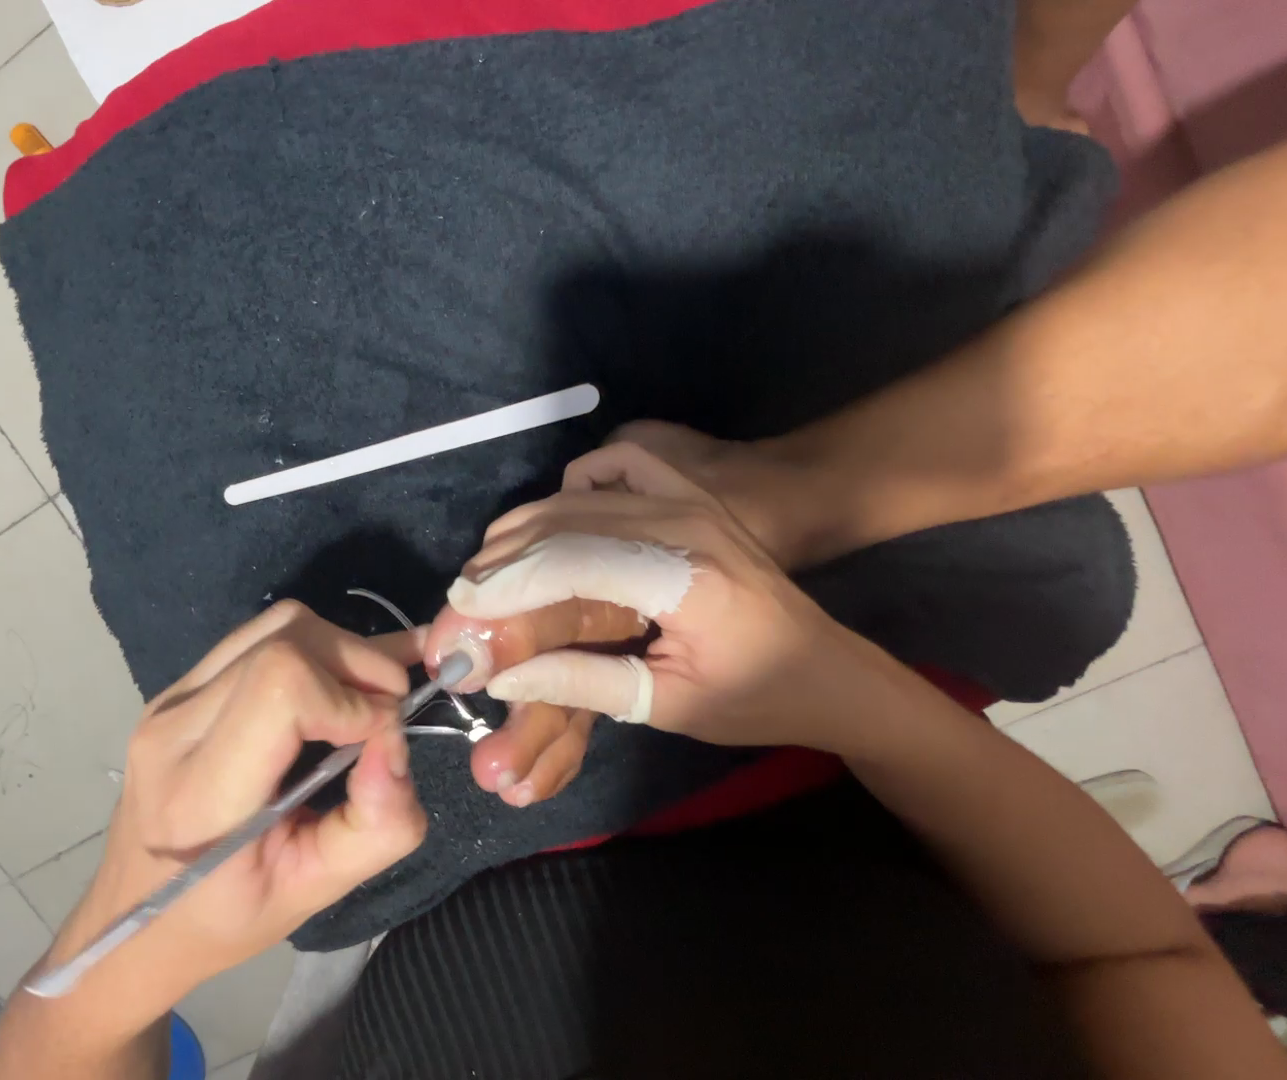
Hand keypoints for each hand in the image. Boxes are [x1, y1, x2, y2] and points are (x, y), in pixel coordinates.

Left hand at [44, 601, 426, 1007]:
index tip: (381, 739)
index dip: (350, 698)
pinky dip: (314, 649)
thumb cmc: (222, 919)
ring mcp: (171, 698)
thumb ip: (376, 827)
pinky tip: (337, 683)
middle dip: (361, 664)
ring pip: (278, 625)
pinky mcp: (180, 687)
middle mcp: (175, 728)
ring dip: (340, 650)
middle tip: (390, 713)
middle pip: (287, 640)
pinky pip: (261, 637)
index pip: (281, 684)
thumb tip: (397, 741)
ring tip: (368, 697)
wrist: (132, 920)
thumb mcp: (313, 894)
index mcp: (202, 793)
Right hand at [426, 442, 881, 803]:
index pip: (572, 560)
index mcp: (688, 578)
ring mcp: (688, 500)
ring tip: (486, 576)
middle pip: (564, 520)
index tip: (458, 614)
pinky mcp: (687, 495)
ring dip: (521, 533)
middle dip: (500, 561)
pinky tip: (548, 529)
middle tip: (460, 604)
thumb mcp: (670, 705)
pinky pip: (610, 473)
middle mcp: (685, 521)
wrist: (829, 668)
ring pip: (576, 497)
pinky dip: (566, 495)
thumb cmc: (756, 699)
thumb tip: (498, 672)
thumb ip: (583, 681)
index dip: (506, 583)